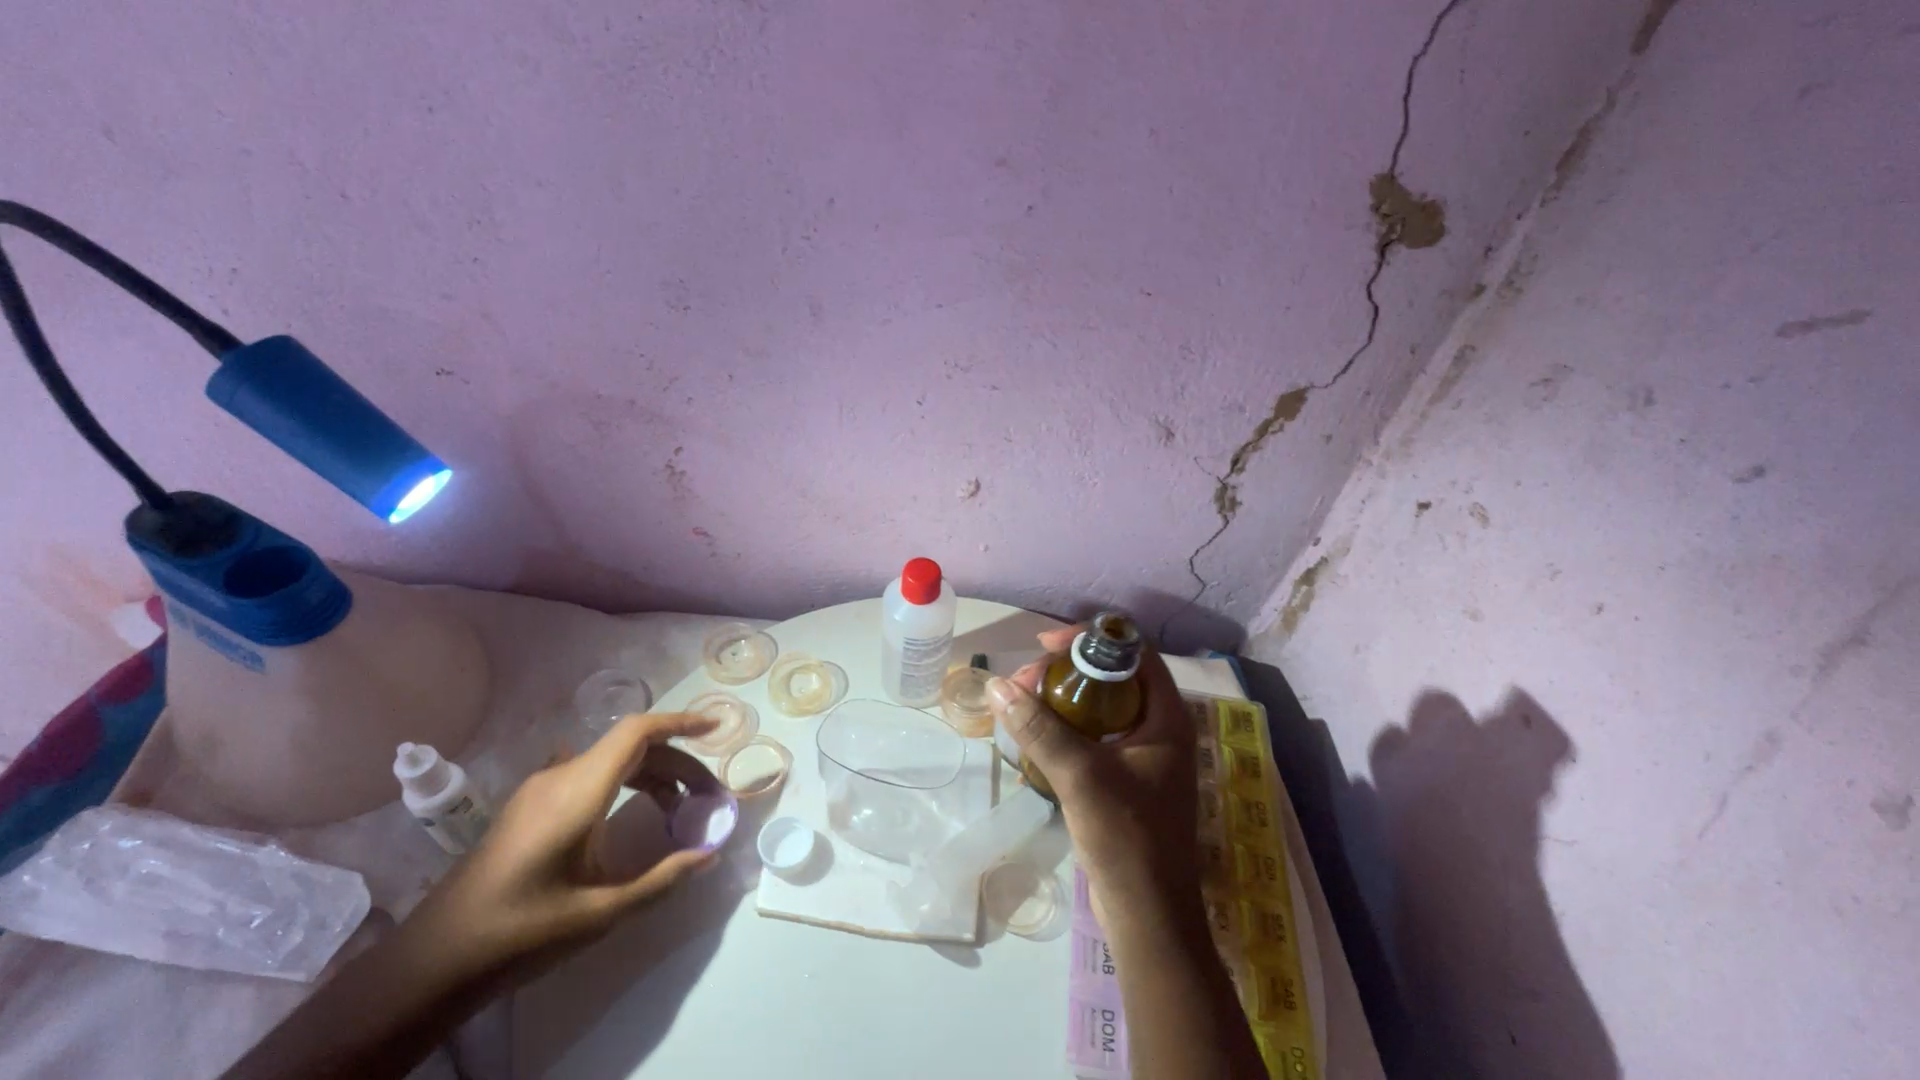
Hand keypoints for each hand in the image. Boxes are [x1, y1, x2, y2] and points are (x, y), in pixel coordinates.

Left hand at [404, 711, 722, 987]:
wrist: (436, 957)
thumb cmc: (521, 932)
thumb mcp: (600, 912)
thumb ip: (661, 880)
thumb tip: (708, 854)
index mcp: (577, 792)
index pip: (636, 732)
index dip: (679, 723)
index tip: (716, 731)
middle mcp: (559, 777)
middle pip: (629, 747)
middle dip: (676, 762)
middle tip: (709, 797)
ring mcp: (539, 789)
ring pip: (608, 761)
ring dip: (651, 775)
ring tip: (680, 811)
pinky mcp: (529, 806)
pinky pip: (587, 776)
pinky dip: (623, 784)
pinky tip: (634, 812)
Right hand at [987, 626, 1199, 920]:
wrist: (1147, 913)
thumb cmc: (1127, 838)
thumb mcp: (1081, 776)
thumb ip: (1040, 729)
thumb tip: (998, 686)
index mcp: (1167, 718)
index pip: (1134, 654)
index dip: (1090, 640)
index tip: (1045, 646)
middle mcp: (1160, 730)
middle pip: (1112, 679)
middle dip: (1066, 672)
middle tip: (1024, 682)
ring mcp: (1143, 758)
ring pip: (1100, 710)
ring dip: (1060, 701)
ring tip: (1021, 706)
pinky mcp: (1125, 782)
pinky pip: (1093, 739)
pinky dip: (1064, 730)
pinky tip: (1033, 739)